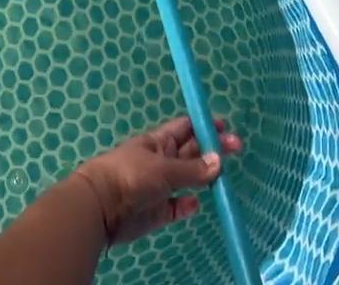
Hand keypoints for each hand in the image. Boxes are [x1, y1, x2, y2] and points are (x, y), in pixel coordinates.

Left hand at [72, 117, 242, 245]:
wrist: (101, 206)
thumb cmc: (130, 175)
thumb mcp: (164, 169)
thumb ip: (192, 169)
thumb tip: (219, 160)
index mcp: (159, 142)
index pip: (186, 128)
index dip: (204, 125)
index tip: (224, 125)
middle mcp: (161, 161)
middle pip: (191, 152)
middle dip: (212, 149)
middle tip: (237, 146)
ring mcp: (159, 186)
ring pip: (187, 179)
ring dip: (204, 176)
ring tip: (223, 175)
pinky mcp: (157, 211)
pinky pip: (176, 206)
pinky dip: (187, 205)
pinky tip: (195, 205)